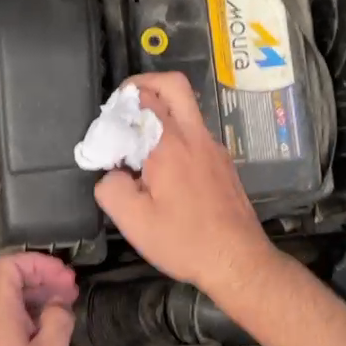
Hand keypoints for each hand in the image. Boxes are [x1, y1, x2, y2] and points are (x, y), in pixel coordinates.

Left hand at [0, 252, 77, 345]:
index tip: (62, 274)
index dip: (38, 263)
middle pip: (9, 282)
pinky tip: (47, 328)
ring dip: (36, 298)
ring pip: (8, 302)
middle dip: (42, 279)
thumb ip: (57, 319)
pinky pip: (5, 321)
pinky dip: (27, 316)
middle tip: (70, 289)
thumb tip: (58, 305)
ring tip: (64, 307)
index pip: (10, 265)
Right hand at [93, 71, 282, 302]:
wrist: (237, 261)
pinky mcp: (223, 165)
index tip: (107, 123)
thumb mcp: (132, 220)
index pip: (146, 97)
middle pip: (175, 86)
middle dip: (146, 84)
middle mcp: (196, 138)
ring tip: (138, 144)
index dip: (121, 102)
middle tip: (125, 105)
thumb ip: (110, 188)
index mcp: (171, 145)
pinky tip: (161, 169)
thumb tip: (110, 174)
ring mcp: (214, 149)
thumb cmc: (183, 241)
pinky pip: (195, 134)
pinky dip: (174, 135)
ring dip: (161, 111)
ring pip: (188, 109)